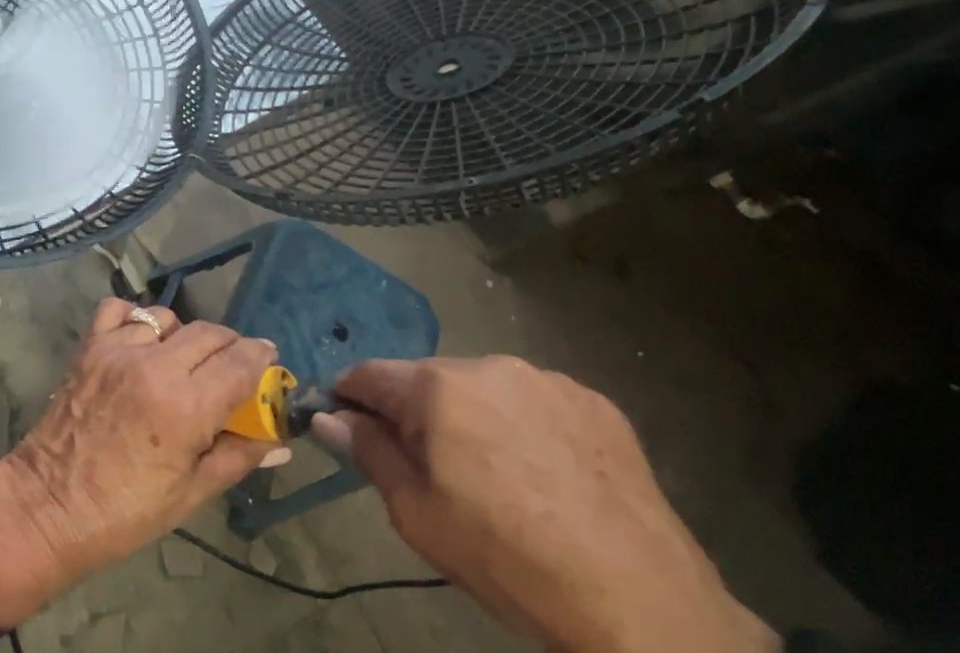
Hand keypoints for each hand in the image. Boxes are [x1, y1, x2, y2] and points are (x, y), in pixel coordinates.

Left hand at [0, 298, 281, 582]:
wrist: (50, 505)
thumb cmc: (126, 511)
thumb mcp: (192, 492)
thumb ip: (238, 456)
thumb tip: (278, 440)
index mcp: (187, 405)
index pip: (241, 360)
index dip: (262, 358)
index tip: (269, 363)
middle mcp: (155, 365)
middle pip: (209, 333)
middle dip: (230, 346)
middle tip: (234, 368)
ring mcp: (116, 350)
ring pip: (167, 318)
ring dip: (185, 335)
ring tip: (184, 361)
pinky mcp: (88, 348)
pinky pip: (117, 310)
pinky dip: (135, 318)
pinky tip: (142, 343)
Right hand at [313, 357, 776, 652]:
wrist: (636, 598)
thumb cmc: (503, 553)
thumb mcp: (415, 512)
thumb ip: (367, 452)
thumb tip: (327, 417)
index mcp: (437, 387)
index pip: (368, 374)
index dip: (347, 397)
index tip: (344, 425)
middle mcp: (490, 366)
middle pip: (428, 378)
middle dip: (414, 411)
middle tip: (424, 464)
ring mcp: (550, 381)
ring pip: (484, 388)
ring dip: (470, 415)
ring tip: (490, 471)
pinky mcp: (598, 405)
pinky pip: (535, 402)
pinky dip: (521, 424)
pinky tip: (539, 471)